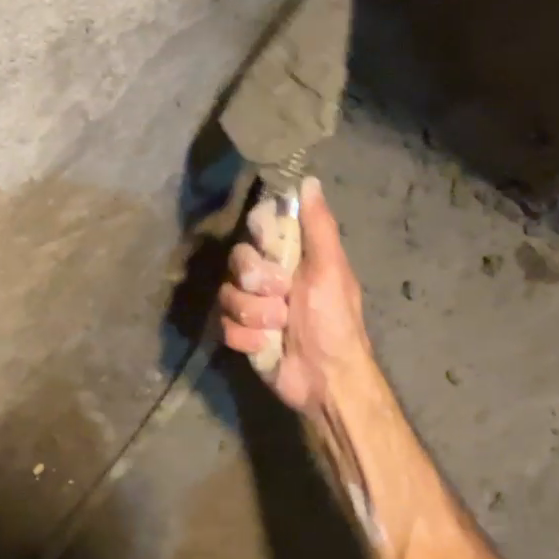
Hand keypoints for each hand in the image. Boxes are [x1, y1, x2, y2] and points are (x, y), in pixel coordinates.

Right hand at [218, 176, 375, 414]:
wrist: (326, 379)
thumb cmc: (334, 321)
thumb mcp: (331, 269)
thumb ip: (318, 226)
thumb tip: (309, 180)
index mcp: (292, 256)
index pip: (259, 227)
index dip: (259, 236)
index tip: (270, 247)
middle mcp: (269, 276)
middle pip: (237, 260)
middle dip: (258, 282)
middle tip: (282, 296)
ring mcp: (253, 306)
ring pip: (227, 294)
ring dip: (256, 314)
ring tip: (280, 327)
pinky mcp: (242, 334)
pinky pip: (224, 325)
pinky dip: (248, 339)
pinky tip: (269, 347)